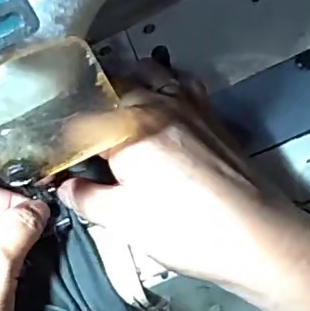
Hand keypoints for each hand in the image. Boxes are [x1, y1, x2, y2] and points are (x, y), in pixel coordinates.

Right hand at [58, 61, 309, 305]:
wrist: (257, 237)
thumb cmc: (189, 230)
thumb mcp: (124, 220)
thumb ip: (87, 197)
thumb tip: (67, 187)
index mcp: (125, 126)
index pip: (76, 118)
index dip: (57, 137)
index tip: (52, 156)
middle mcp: (156, 103)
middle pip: (108, 85)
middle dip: (85, 105)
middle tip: (73, 135)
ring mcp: (188, 105)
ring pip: (146, 73)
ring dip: (123, 84)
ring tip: (110, 110)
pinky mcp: (211, 116)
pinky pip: (179, 84)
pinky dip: (161, 86)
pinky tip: (159, 105)